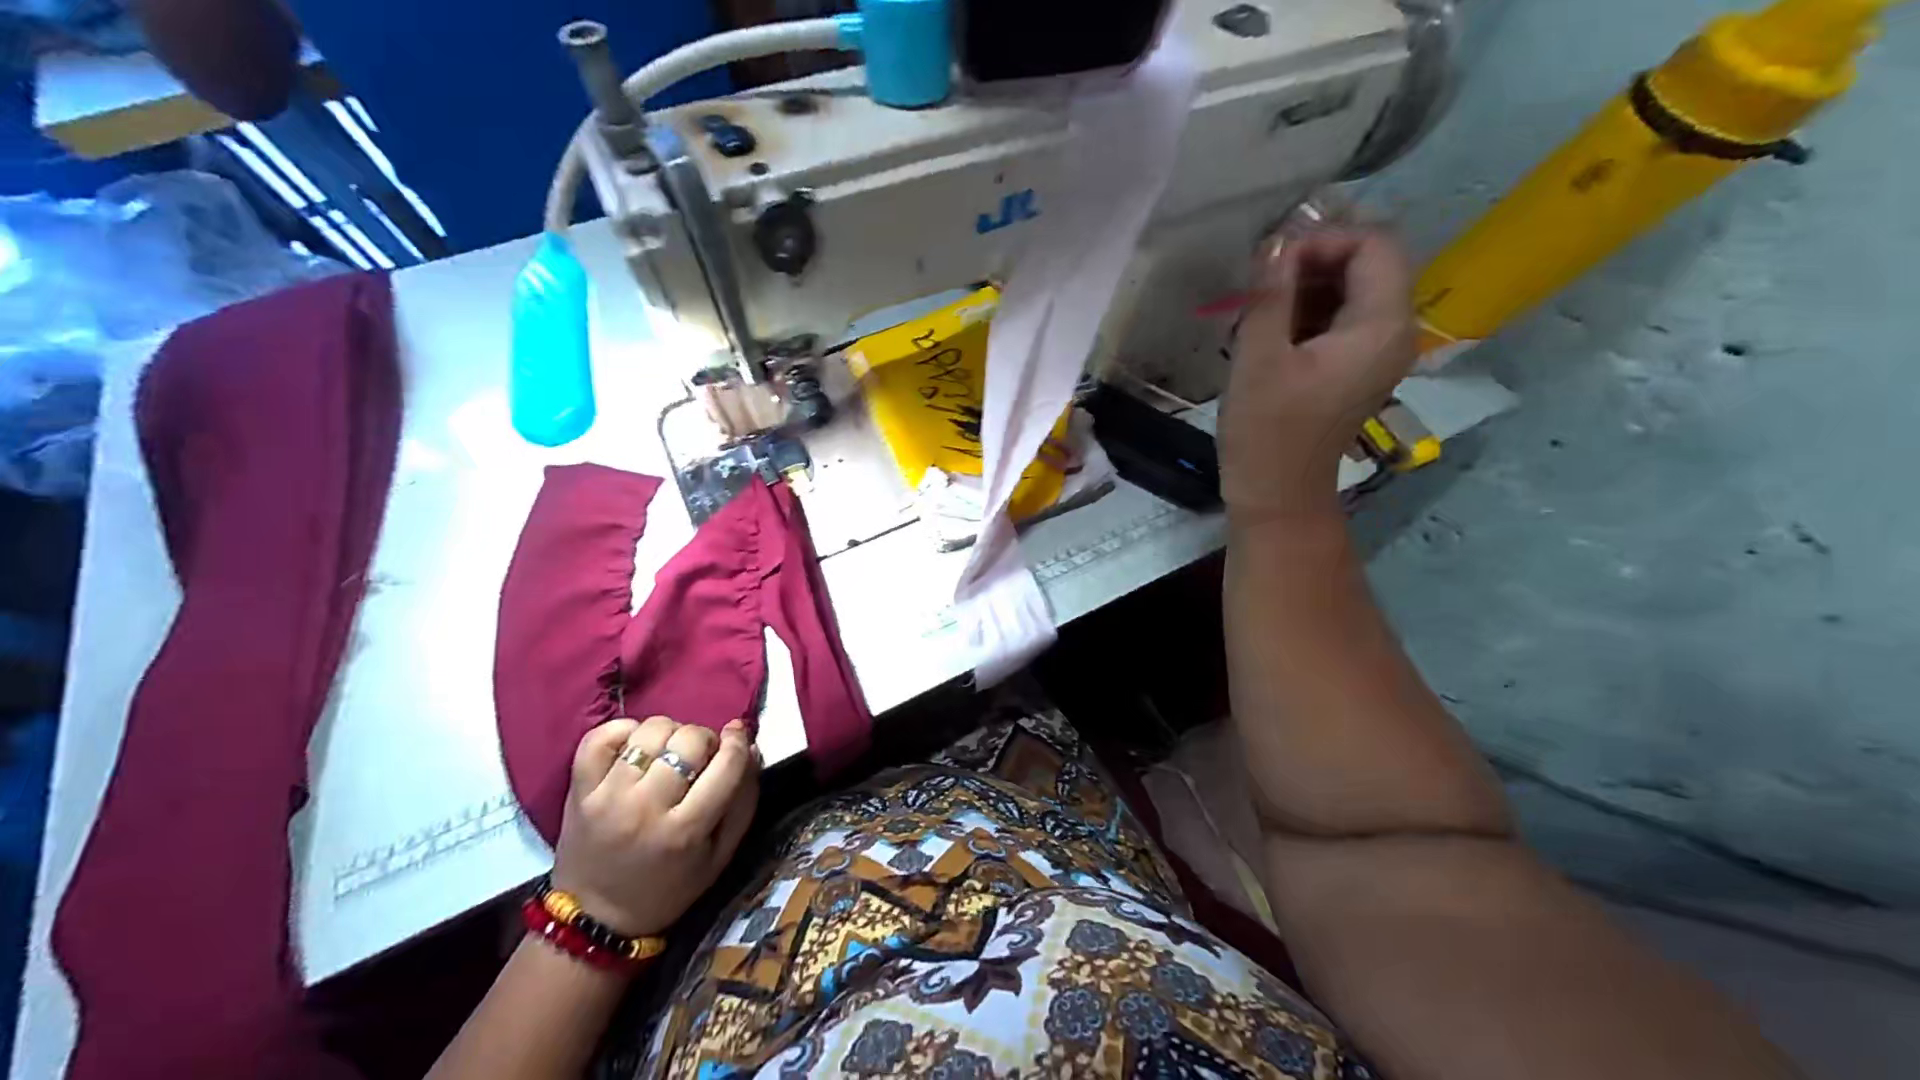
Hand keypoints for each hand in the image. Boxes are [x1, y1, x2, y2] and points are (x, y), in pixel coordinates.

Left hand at [549, 716, 760, 938]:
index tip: (737, 738)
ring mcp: (608, 796)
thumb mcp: (720, 857)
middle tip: (698, 759)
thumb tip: (750, 746)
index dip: (738, 742)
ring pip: (650, 731)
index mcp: (686, 831)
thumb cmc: (668, 888)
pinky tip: (633, 747)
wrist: (594, 919)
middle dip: (703, 740)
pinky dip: (622, 731)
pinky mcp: (579, 790)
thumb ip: (743, 802)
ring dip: (668, 734)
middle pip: (689, 740)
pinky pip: (601, 736)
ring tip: (665, 754)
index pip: (727, 764)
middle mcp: (646, 808)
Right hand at [1220, 226, 1416, 523]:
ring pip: (1352, 291)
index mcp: (1381, 326)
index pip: (1373, 245)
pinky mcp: (1357, 370)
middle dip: (1311, 263)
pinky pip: (1341, 321)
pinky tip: (1267, 332)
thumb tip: (1274, 243)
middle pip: (1367, 265)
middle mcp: (1394, 332)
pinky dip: (1307, 314)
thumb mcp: (1259, 358)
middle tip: (1258, 284)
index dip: (1322, 240)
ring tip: (1256, 310)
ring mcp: (1379, 353)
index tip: (1271, 263)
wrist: (1277, 495)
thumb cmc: (1267, 431)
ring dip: (1304, 289)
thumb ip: (1270, 294)